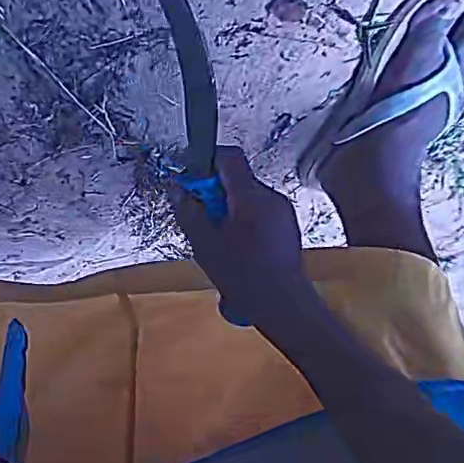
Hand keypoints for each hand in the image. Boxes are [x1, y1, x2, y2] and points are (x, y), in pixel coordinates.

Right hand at [174, 146, 315, 323]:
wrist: (281, 305)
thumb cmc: (241, 274)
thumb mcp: (203, 241)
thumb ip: (188, 210)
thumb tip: (177, 189)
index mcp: (252, 197)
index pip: (229, 157)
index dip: (205, 162)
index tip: (190, 181)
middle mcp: (271, 198)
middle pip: (236, 178)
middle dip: (212, 192)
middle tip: (198, 215)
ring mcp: (282, 212)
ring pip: (246, 196)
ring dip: (225, 207)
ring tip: (214, 234)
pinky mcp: (286, 227)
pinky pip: (257, 210)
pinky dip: (240, 218)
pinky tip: (232, 243)